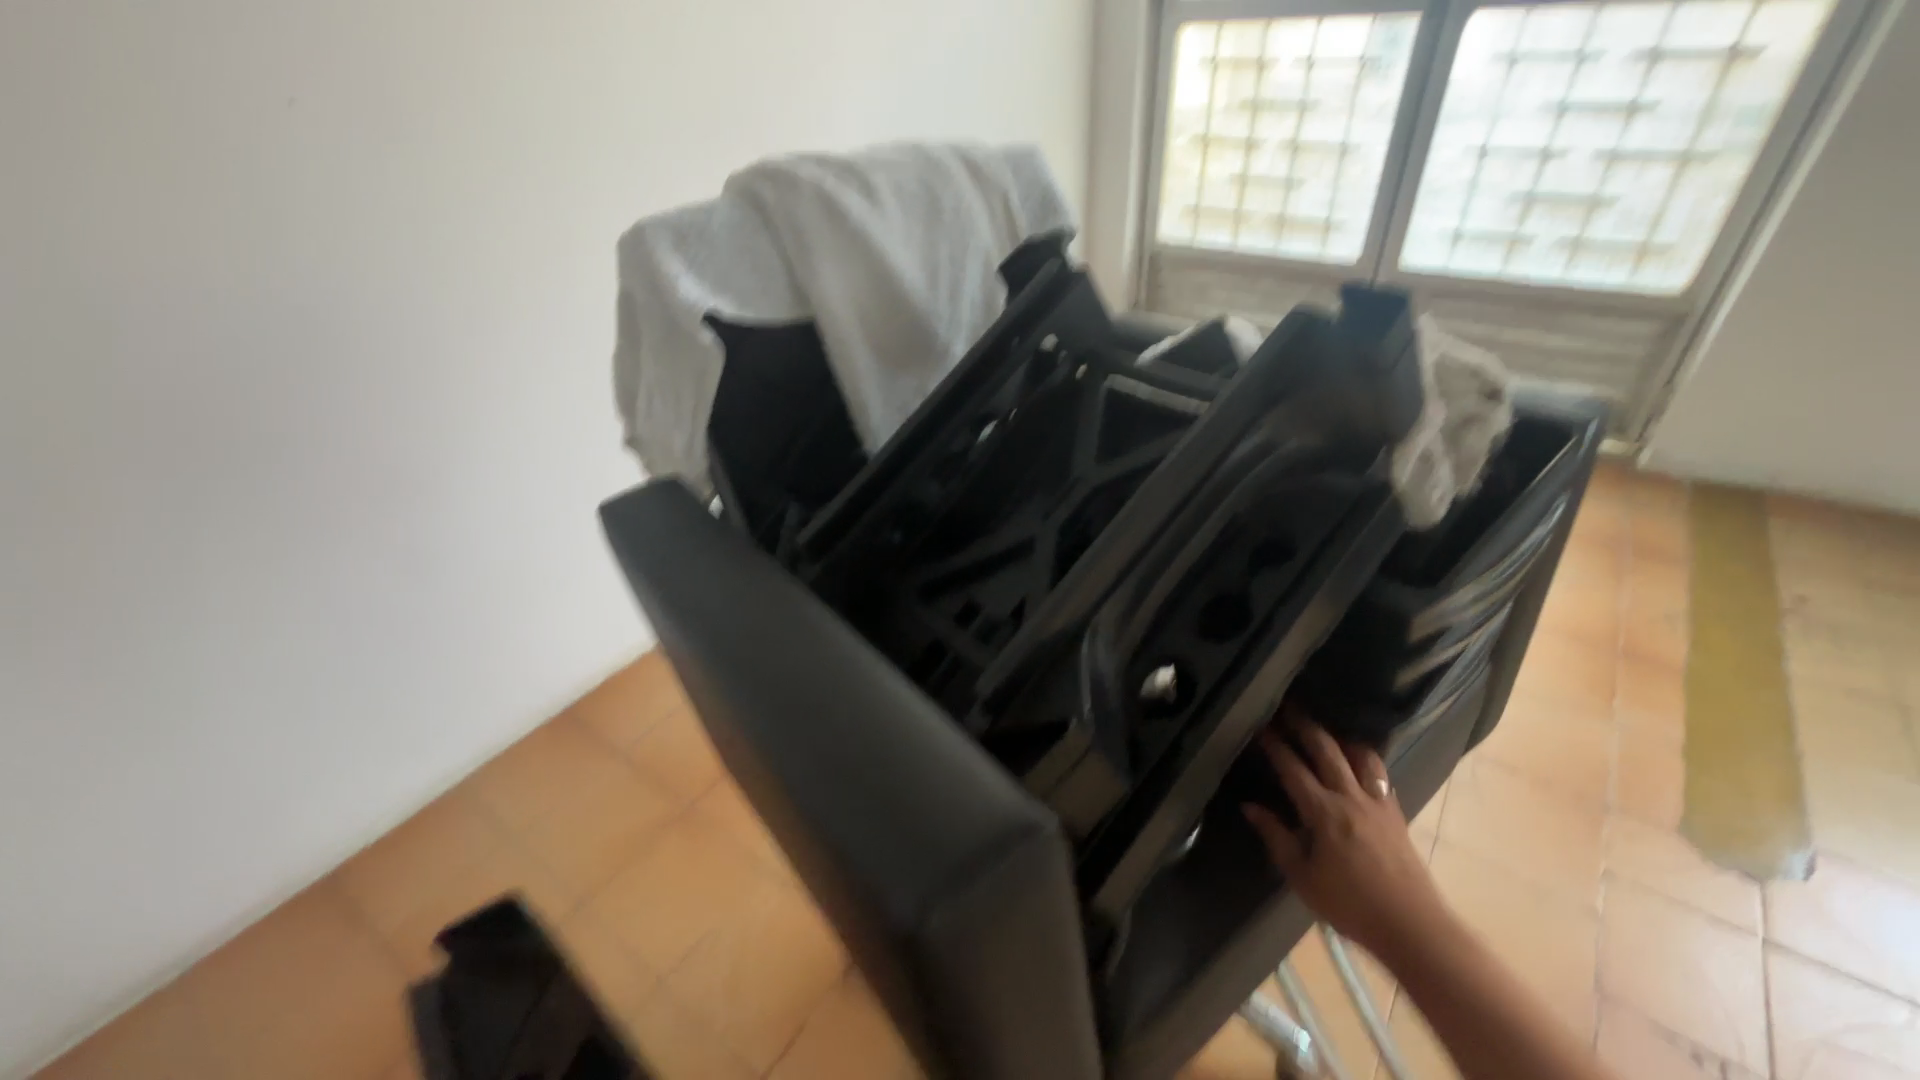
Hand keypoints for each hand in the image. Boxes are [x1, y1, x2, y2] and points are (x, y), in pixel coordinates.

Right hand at [1240, 716, 1449, 962]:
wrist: (1411, 924)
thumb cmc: (1348, 904)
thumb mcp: (1301, 877)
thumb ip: (1276, 837)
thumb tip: (1251, 807)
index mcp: (1322, 811)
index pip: (1292, 768)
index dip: (1274, 745)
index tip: (1259, 727)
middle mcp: (1350, 796)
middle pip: (1326, 749)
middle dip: (1305, 726)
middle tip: (1289, 707)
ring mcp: (1378, 802)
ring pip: (1360, 755)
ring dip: (1340, 737)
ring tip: (1327, 729)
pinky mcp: (1396, 812)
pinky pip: (1380, 774)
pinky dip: (1365, 759)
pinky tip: (1360, 761)